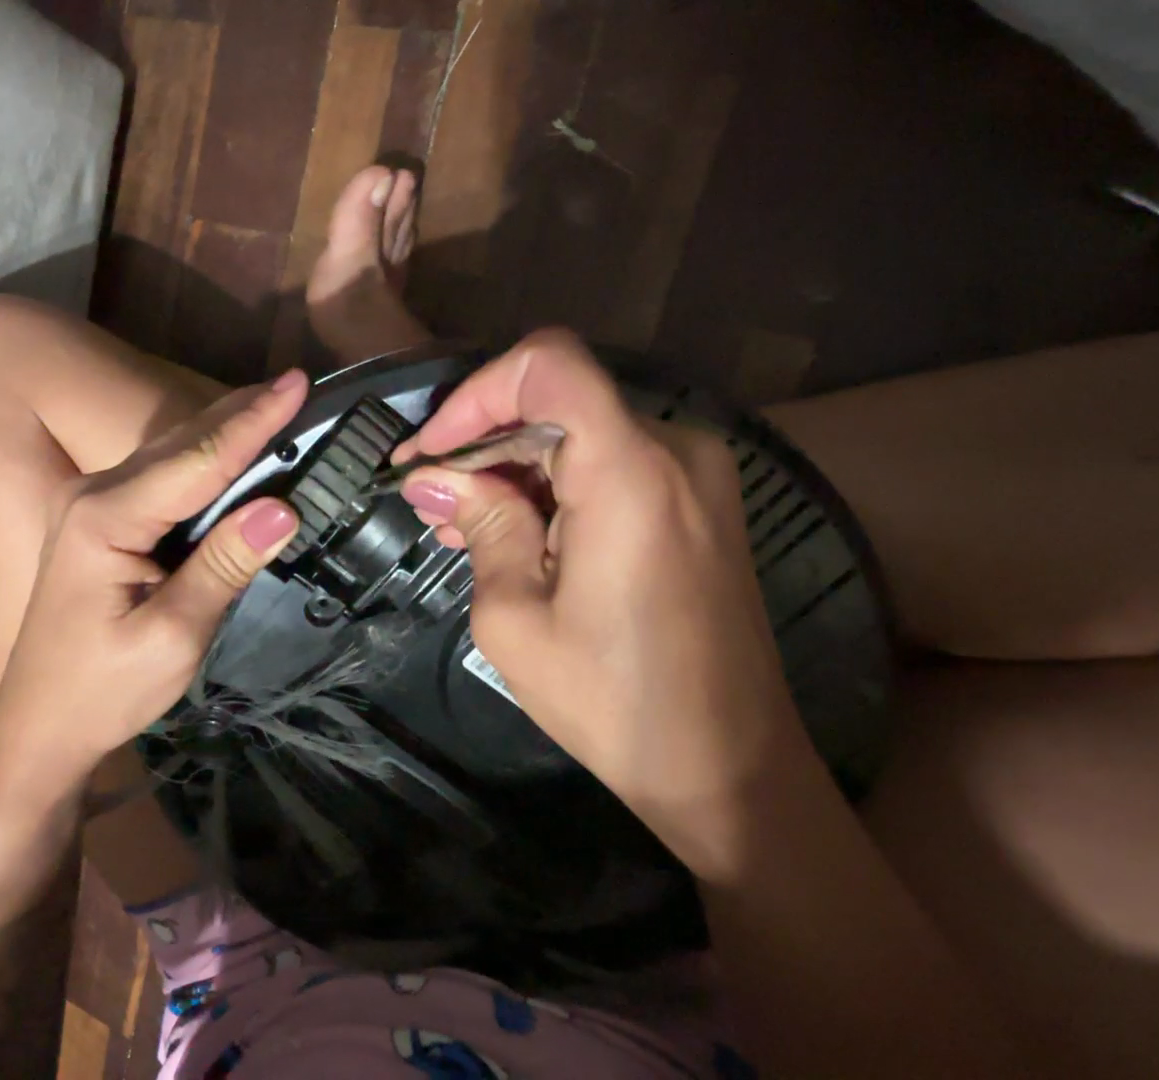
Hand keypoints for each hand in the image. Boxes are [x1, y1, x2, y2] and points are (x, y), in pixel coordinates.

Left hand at [0, 371, 308, 785]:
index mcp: (105, 519)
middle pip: (183, 444)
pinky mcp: (102, 521)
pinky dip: (208, 462)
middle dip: (243, 414)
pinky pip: (163, 479)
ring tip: (281, 407)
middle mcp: (94, 495)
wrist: (43, 726)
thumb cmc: (103, 691)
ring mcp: (93, 505)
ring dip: (227, 432)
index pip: (197, 461)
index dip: (252, 423)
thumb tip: (282, 510)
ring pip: (173, 456)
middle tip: (300, 387)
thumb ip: (222, 569)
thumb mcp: (172, 638)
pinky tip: (238, 453)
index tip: (297, 382)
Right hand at [397, 330, 803, 824]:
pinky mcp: (703, 505)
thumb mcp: (515, 618)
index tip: (430, 453)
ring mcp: (700, 477)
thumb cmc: (613, 703)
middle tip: (429, 498)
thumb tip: (434, 479)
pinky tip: (517, 534)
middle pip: (561, 402)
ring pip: (584, 435)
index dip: (475, 394)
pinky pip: (615, 468)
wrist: (729, 765)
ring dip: (517, 468)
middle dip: (483, 441)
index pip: (549, 365)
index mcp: (631, 472)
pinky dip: (559, 488)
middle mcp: (677, 451)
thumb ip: (482, 526)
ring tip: (462, 525)